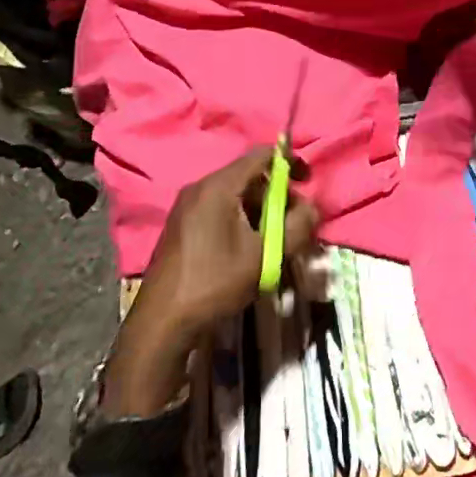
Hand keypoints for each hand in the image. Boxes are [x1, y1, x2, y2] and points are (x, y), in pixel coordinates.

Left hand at [102, 150, 317, 418]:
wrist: (163, 321)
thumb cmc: (215, 282)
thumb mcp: (265, 257)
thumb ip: (295, 228)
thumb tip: (312, 207)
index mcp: (218, 186)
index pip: (260, 155)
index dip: (288, 162)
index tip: (308, 182)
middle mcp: (200, 187)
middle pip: (248, 177)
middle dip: (277, 196)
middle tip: (297, 223)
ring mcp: (187, 206)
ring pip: (235, 196)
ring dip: (261, 212)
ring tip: (277, 242)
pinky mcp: (182, 225)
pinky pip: (219, 210)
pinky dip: (241, 221)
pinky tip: (251, 250)